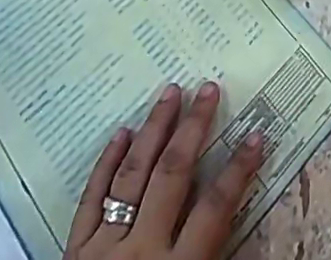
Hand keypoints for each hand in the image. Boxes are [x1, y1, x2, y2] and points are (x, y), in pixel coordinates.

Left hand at [64, 81, 264, 259]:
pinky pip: (91, 199)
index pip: (215, 209)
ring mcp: (102, 249)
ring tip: (170, 93)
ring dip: (154, 130)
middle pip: (173, 176)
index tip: (257, 134)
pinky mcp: (73, 253)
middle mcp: (140, 251)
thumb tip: (254, 240)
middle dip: (194, 129)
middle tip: (208, 88)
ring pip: (132, 175)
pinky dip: (106, 163)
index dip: (239, 170)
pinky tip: (121, 132)